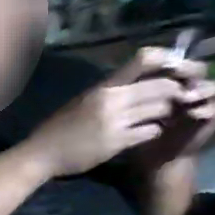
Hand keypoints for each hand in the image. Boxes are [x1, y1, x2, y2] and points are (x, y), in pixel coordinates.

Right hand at [20, 46, 183, 178]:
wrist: (40, 156)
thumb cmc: (58, 129)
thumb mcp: (82, 101)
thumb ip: (110, 91)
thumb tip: (140, 79)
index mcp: (104, 86)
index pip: (146, 58)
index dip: (169, 60)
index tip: (173, 70)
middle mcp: (112, 100)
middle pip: (163, 85)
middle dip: (174, 91)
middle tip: (175, 98)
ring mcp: (115, 122)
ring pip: (161, 109)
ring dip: (166, 113)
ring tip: (160, 117)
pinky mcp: (115, 143)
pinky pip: (150, 132)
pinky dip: (153, 132)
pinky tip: (146, 134)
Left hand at [134, 46, 214, 166]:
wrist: (154, 159)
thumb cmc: (137, 134)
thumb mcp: (129, 114)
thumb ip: (133, 95)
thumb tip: (130, 76)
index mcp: (171, 81)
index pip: (176, 61)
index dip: (170, 59)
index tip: (160, 64)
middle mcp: (191, 86)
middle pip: (197, 68)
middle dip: (188, 70)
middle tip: (177, 74)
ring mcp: (204, 101)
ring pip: (212, 85)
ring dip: (200, 89)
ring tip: (187, 97)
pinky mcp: (211, 116)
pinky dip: (205, 109)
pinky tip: (193, 113)